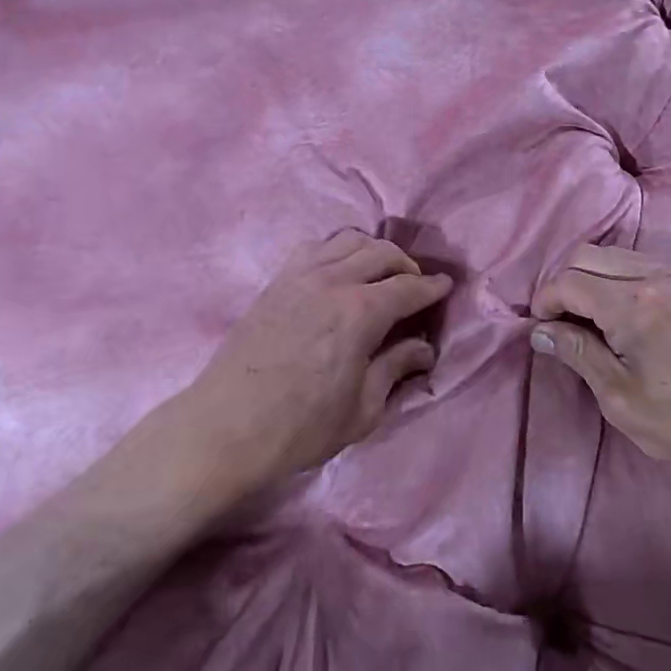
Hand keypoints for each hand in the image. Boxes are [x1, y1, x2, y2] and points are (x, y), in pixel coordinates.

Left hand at [178, 230, 451, 484]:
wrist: (223, 430)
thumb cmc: (299, 428)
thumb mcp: (362, 409)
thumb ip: (396, 368)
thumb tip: (424, 348)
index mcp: (360, 313)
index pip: (409, 288)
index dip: (433, 287)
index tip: (447, 286)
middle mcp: (333, 282)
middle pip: (382, 253)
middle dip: (407, 265)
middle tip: (416, 285)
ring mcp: (300, 276)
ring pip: (348, 240)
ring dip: (374, 250)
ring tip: (381, 272)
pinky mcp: (276, 281)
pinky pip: (314, 247)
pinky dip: (337, 249)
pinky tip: (339, 270)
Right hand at [530, 244, 670, 488]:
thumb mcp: (622, 400)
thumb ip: (579, 355)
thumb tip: (540, 330)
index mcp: (635, 306)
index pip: (569, 280)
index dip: (544, 300)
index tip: (540, 327)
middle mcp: (658, 276)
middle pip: (587, 255)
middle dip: (563, 282)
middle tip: (559, 321)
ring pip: (616, 254)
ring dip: (592, 276)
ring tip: (589, 318)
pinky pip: (645, 263)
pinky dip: (620, 277)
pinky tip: (624, 313)